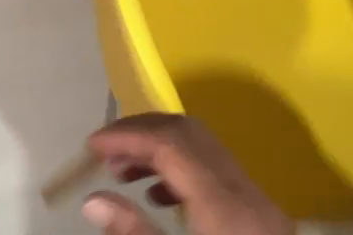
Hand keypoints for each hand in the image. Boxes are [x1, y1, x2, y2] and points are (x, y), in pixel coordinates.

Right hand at [82, 114, 292, 234]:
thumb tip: (93, 201)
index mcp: (224, 208)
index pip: (170, 145)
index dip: (127, 137)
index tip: (92, 146)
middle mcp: (245, 194)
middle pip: (187, 135)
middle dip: (141, 135)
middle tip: (106, 154)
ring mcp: (258, 204)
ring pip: (202, 148)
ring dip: (160, 149)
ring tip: (124, 174)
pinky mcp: (261, 218)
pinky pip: (215, 170)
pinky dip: (181, 169)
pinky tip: (158, 198)